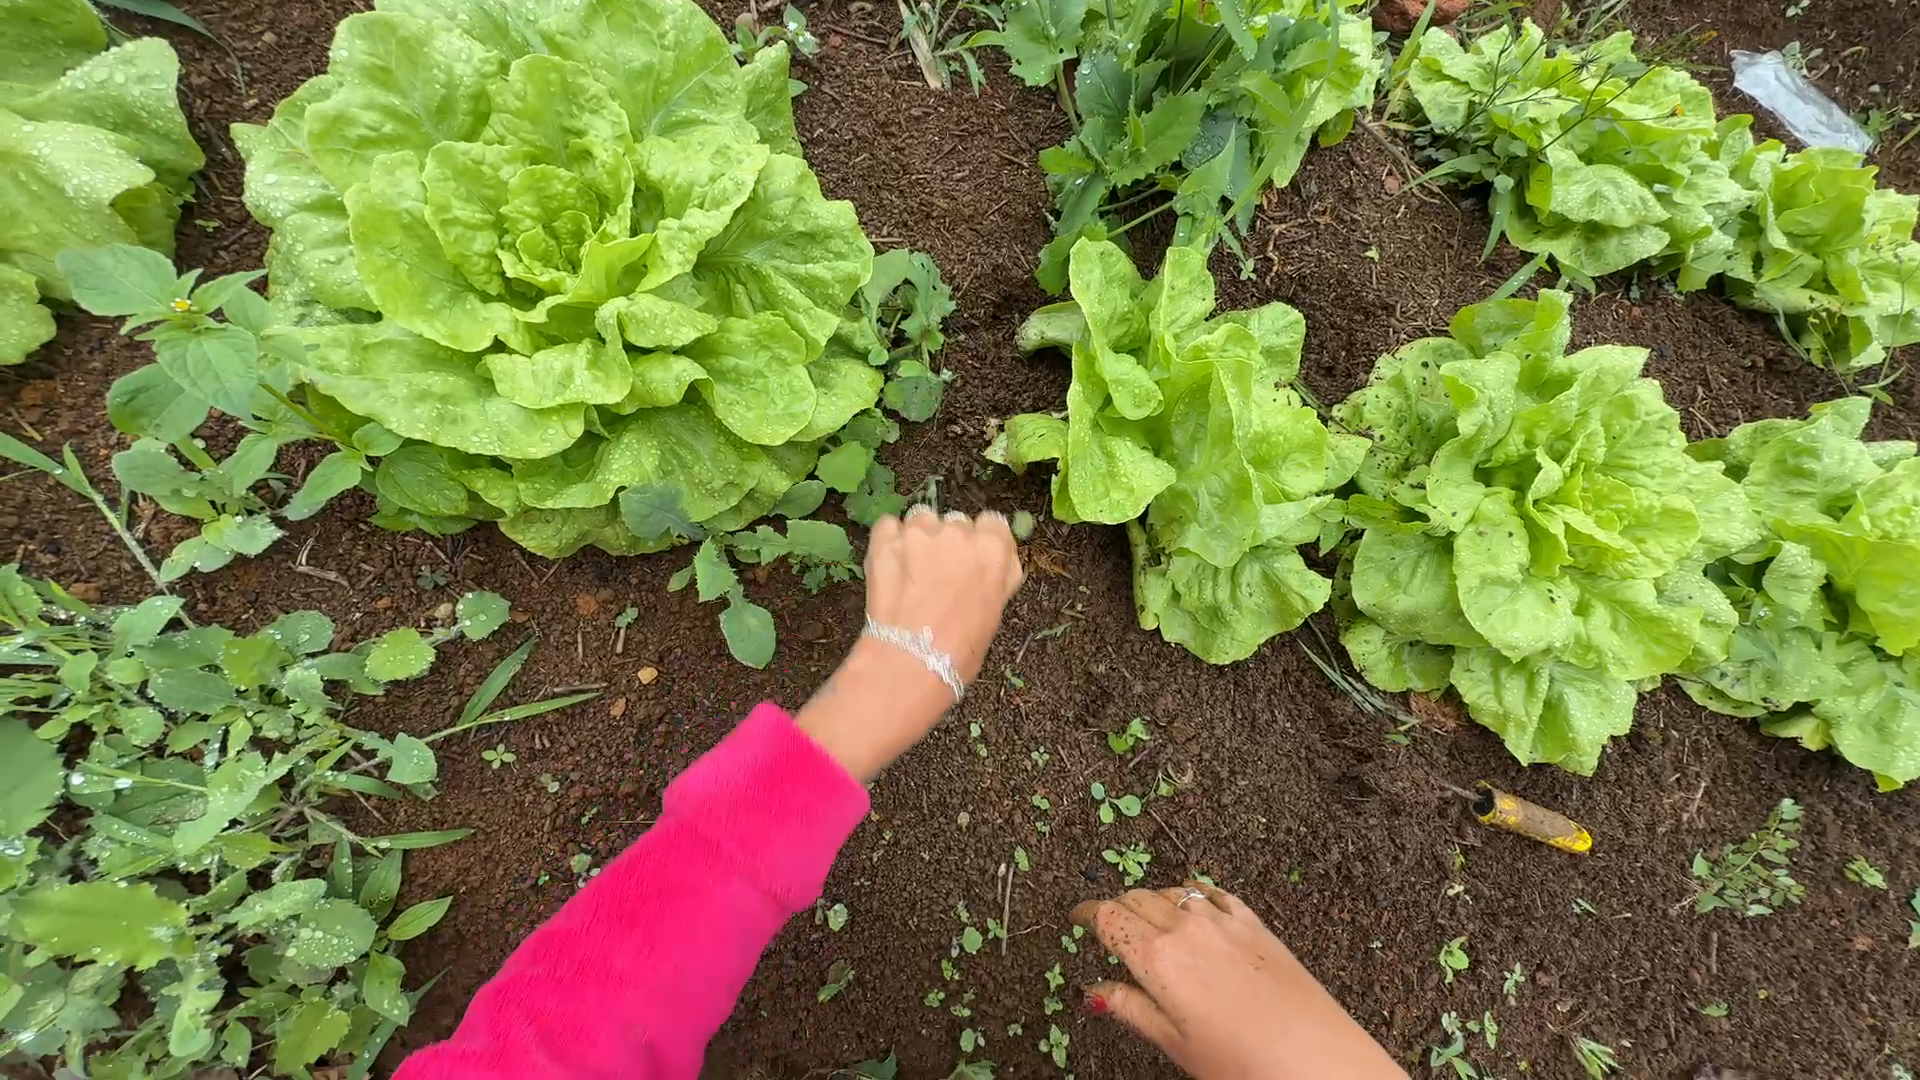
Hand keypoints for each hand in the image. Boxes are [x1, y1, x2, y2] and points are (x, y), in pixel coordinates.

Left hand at [795, 507, 1022, 780]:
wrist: (909, 664)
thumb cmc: (960, 650)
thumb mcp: (996, 611)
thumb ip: (998, 576)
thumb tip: (997, 560)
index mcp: (993, 549)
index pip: (992, 523)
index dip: (981, 541)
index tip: (971, 562)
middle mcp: (959, 532)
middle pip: (956, 521)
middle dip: (949, 542)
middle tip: (938, 574)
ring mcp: (919, 533)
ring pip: (921, 518)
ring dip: (918, 537)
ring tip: (910, 571)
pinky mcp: (886, 539)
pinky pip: (888, 525)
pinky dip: (888, 541)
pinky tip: (889, 566)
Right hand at [1073, 884, 1406, 1079]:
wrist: (1323, 1065)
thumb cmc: (1244, 1066)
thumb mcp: (1177, 1045)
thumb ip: (1131, 1009)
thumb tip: (1092, 992)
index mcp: (1157, 958)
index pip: (1107, 917)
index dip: (1086, 913)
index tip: (1076, 917)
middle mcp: (1184, 926)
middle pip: (1134, 898)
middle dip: (1117, 909)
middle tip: (1111, 929)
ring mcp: (1220, 918)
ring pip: (1169, 890)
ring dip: (1152, 901)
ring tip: (1150, 924)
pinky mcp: (1252, 921)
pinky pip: (1210, 892)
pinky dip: (1191, 896)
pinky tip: (1193, 910)